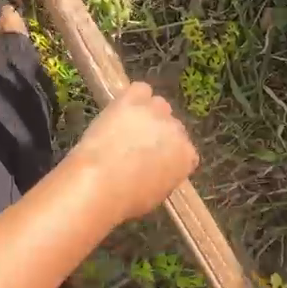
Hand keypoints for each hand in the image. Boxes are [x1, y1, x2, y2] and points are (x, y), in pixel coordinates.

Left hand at [63, 81, 198, 224]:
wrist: (100, 180)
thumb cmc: (127, 198)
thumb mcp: (156, 194)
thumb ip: (165, 174)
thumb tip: (158, 167)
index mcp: (187, 156)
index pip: (186, 150)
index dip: (169, 154)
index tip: (155, 160)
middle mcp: (177, 130)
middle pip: (173, 125)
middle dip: (159, 134)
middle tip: (138, 144)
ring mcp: (156, 111)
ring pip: (158, 105)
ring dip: (148, 114)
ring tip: (129, 126)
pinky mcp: (133, 99)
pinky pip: (140, 89)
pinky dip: (133, 97)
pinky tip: (122, 109)